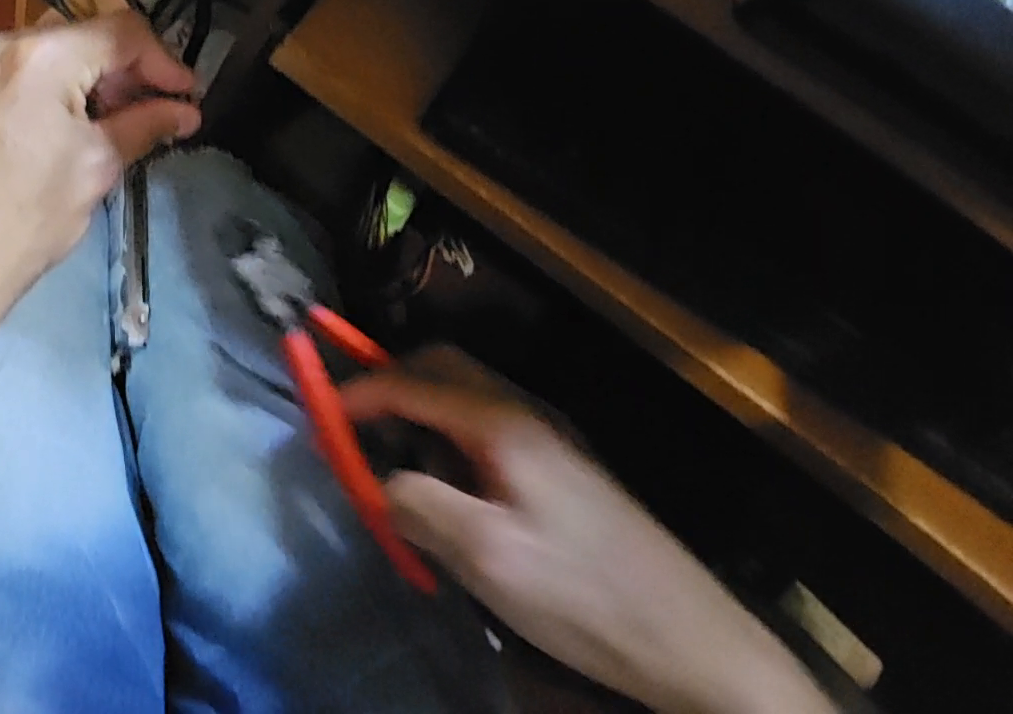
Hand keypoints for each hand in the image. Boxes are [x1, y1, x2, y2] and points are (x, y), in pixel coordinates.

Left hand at [0, 14, 199, 334]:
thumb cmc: (27, 223)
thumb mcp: (97, 167)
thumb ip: (144, 124)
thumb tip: (185, 111)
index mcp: (37, 57)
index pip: (120, 31)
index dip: (163, 60)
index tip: (185, 93)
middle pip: (82, 36)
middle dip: (123, 71)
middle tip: (154, 110)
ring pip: (49, 51)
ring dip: (87, 79)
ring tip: (114, 122)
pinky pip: (18, 68)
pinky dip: (50, 86)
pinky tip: (69, 122)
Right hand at [341, 351, 831, 713]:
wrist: (697, 648)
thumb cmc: (583, 596)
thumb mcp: (484, 555)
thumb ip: (414, 503)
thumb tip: (377, 479)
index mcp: (503, 424)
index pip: (409, 383)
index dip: (356, 395)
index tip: (318, 419)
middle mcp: (524, 415)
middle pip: (439, 369)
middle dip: (387, 386)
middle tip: (354, 425)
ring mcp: (545, 440)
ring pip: (460, 400)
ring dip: (416, 415)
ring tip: (392, 462)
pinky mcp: (557, 470)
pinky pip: (480, 432)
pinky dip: (443, 442)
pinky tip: (444, 490)